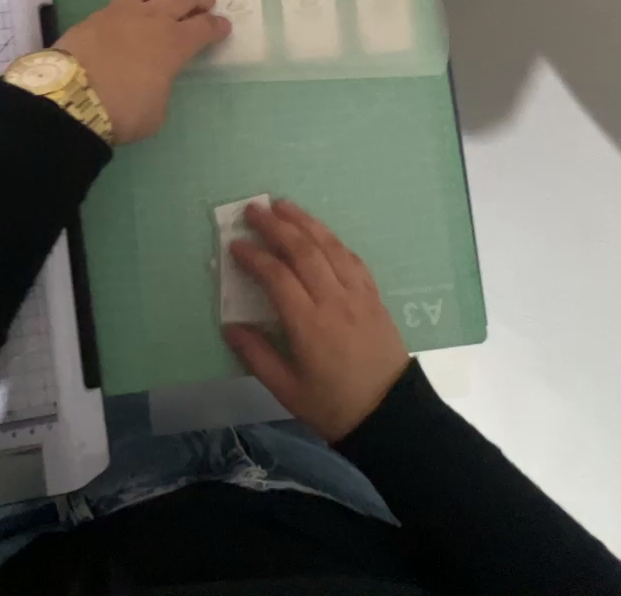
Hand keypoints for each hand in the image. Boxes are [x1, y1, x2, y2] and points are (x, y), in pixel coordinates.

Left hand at [55, 0, 229, 142]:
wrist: (70, 98)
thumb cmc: (121, 111)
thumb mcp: (155, 112)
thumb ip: (160, 89)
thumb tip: (154, 80)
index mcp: (174, 46)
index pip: (204, 29)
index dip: (216, 26)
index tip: (223, 25)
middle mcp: (153, 21)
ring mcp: (122, 14)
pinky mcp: (96, 15)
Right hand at [224, 200, 410, 441]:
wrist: (390, 415)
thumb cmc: (333, 405)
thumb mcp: (287, 390)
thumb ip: (256, 355)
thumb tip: (229, 326)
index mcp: (309, 325)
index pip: (277, 277)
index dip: (255, 256)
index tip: (236, 245)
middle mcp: (334, 301)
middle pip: (303, 251)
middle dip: (276, 226)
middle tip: (253, 210)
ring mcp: (358, 294)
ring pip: (329, 246)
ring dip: (304, 221)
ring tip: (282, 205)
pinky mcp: (373, 295)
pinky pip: (351, 257)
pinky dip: (331, 239)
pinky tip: (319, 231)